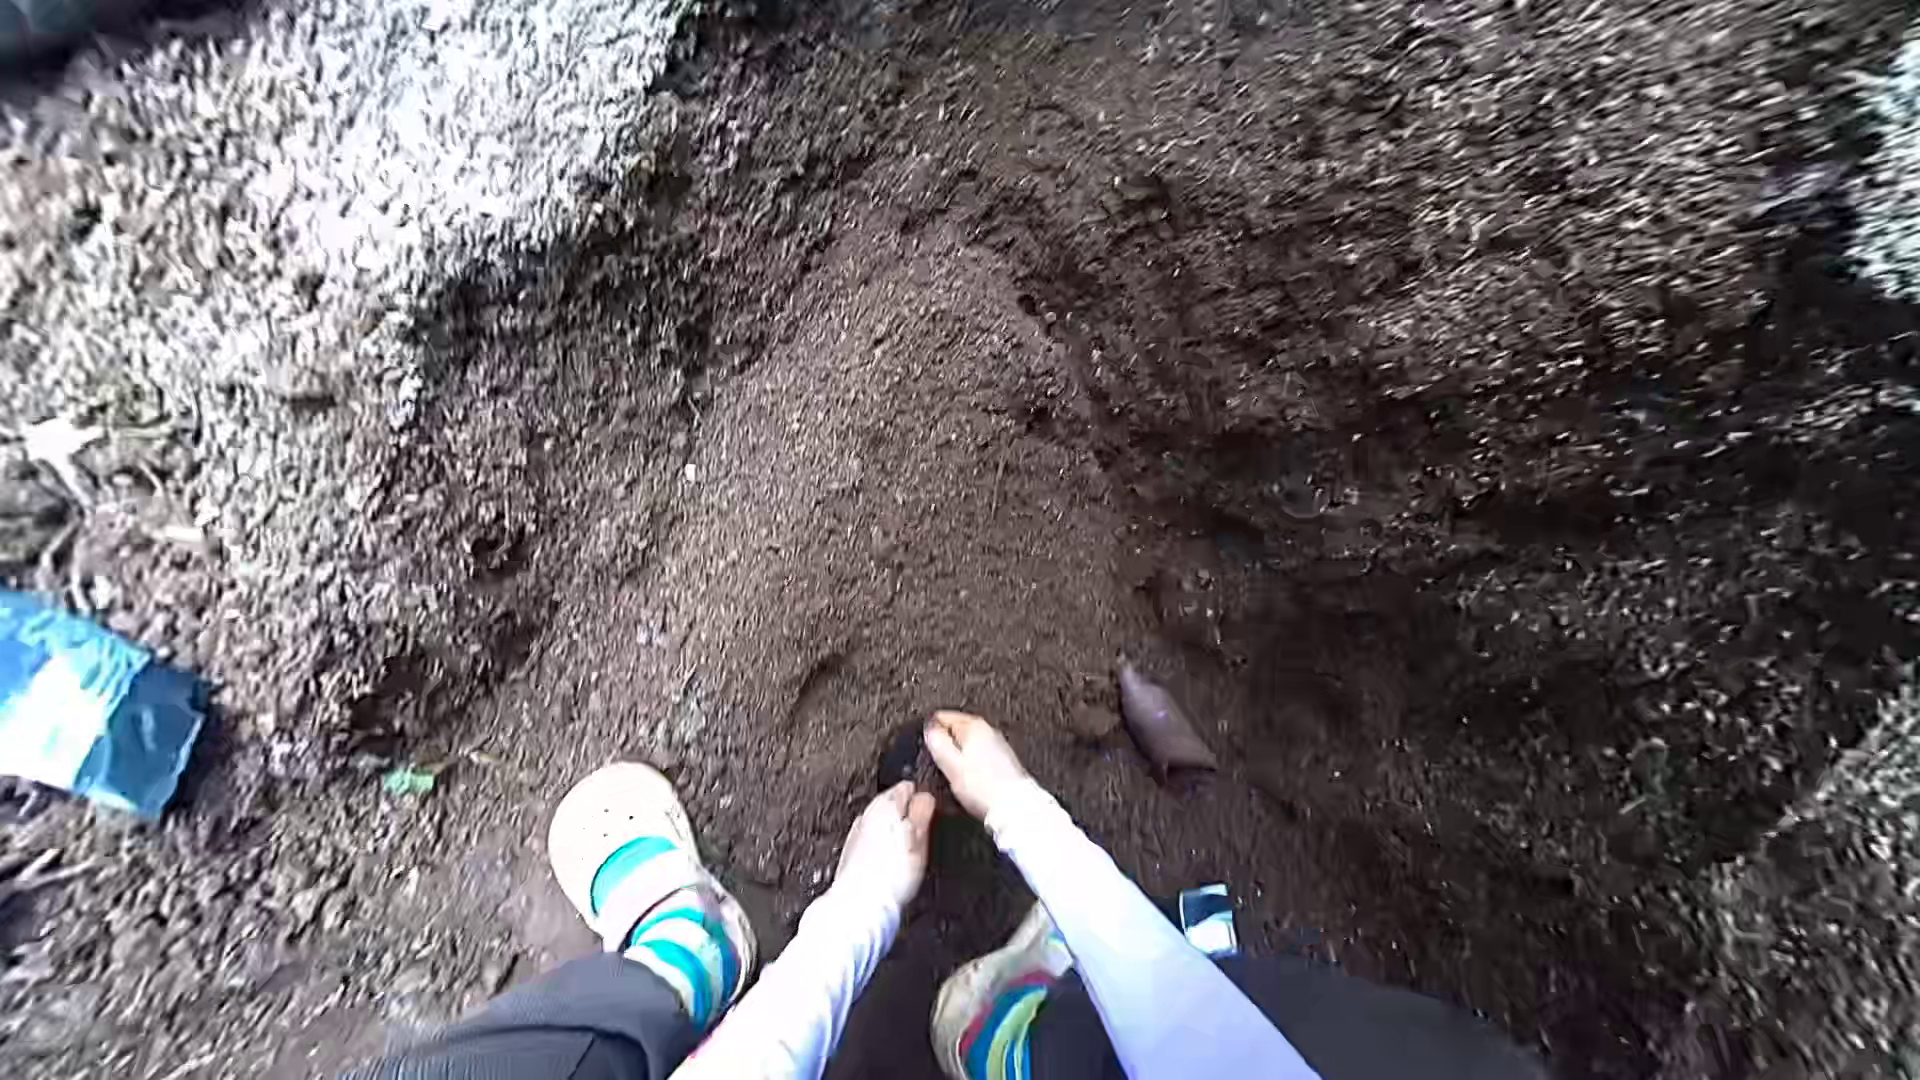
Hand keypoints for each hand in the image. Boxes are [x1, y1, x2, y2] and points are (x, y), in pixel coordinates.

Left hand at [834, 781, 936, 908]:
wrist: (860, 906)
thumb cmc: (890, 876)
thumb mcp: (919, 840)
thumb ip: (923, 812)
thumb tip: (926, 795)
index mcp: (886, 805)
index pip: (906, 787)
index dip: (921, 797)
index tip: (928, 809)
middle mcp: (868, 814)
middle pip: (891, 802)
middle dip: (905, 812)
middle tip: (919, 831)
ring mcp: (858, 832)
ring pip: (880, 820)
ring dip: (891, 828)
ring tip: (904, 849)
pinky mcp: (851, 850)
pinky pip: (871, 837)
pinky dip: (880, 843)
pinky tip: (887, 860)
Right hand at [924, 710, 1031, 820]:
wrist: (1014, 806)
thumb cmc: (983, 787)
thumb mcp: (951, 765)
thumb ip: (937, 743)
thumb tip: (929, 729)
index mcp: (974, 726)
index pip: (944, 716)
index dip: (931, 730)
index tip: (927, 746)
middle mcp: (988, 731)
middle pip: (958, 730)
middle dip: (946, 744)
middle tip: (938, 763)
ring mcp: (997, 745)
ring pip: (969, 745)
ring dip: (959, 756)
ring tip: (954, 775)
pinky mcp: (1003, 761)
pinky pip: (979, 757)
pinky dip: (971, 765)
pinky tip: (970, 780)